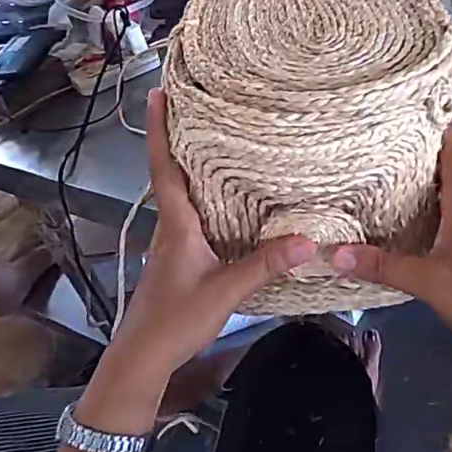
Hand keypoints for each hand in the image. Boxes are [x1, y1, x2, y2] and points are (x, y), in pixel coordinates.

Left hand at [108, 90, 315, 386]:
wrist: (143, 356)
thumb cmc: (176, 318)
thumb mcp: (226, 290)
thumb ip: (264, 265)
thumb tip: (308, 240)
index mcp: (177, 224)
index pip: (165, 168)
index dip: (160, 131)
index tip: (157, 95)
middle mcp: (171, 226)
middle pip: (170, 172)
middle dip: (176, 137)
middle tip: (194, 107)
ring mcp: (171, 243)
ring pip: (179, 194)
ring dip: (188, 164)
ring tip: (212, 142)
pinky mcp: (177, 257)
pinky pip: (188, 214)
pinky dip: (200, 194)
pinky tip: (222, 199)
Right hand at [333, 129, 451, 370]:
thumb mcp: (428, 282)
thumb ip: (382, 266)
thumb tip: (334, 253)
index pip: (451, 147)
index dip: (429, 127)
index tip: (398, 116)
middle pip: (449, 165)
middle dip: (417, 156)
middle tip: (377, 150)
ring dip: (427, 183)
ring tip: (387, 180)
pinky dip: (438, 205)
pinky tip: (417, 220)